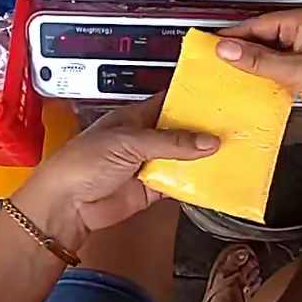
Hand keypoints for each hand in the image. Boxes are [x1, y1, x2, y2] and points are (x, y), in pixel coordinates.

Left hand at [9, 96, 216, 251]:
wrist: (67, 204)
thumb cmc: (85, 162)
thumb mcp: (129, 142)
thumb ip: (170, 142)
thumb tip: (208, 142)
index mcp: (134, 118)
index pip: (167, 102)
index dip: (190, 100)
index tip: (218, 97)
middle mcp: (144, 138)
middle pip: (179, 131)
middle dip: (203, 130)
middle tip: (234, 125)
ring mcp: (148, 164)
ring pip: (182, 158)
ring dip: (202, 157)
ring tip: (235, 149)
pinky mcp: (152, 189)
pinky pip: (178, 183)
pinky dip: (195, 182)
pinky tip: (217, 176)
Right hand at [215, 8, 301, 135]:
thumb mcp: (299, 70)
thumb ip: (260, 60)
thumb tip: (225, 48)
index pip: (258, 23)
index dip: (233, 36)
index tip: (209, 47)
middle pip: (263, 38)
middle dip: (241, 52)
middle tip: (214, 65)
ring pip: (270, 56)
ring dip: (253, 66)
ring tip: (227, 77)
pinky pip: (280, 70)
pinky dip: (266, 78)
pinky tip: (251, 88)